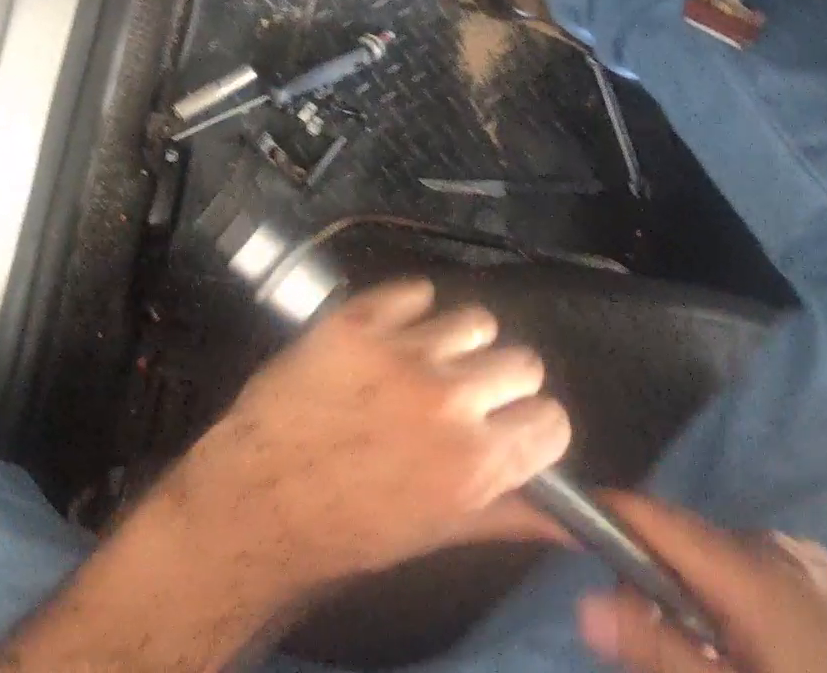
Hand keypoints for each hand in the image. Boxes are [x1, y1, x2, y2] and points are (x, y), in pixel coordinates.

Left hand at [140, 279, 570, 599]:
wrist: (254, 500)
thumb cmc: (345, 531)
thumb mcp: (435, 534)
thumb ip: (509, 516)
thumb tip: (572, 520)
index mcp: (477, 461)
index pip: (552, 420)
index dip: (533, 429)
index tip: (510, 431)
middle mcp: (450, 398)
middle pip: (523, 363)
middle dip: (503, 384)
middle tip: (466, 399)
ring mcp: (401, 353)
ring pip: (475, 321)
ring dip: (461, 344)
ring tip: (428, 363)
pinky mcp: (356, 322)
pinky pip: (414, 292)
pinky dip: (411, 309)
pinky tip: (393, 335)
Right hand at [577, 494, 826, 672]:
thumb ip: (662, 652)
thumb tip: (584, 603)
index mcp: (745, 568)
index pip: (647, 513)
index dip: (598, 516)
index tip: (562, 540)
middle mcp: (777, 550)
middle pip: (683, 547)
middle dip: (651, 587)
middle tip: (653, 652)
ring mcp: (821, 569)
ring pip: (728, 571)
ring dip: (703, 608)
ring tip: (715, 666)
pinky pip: (773, 586)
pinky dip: (748, 614)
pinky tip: (774, 668)